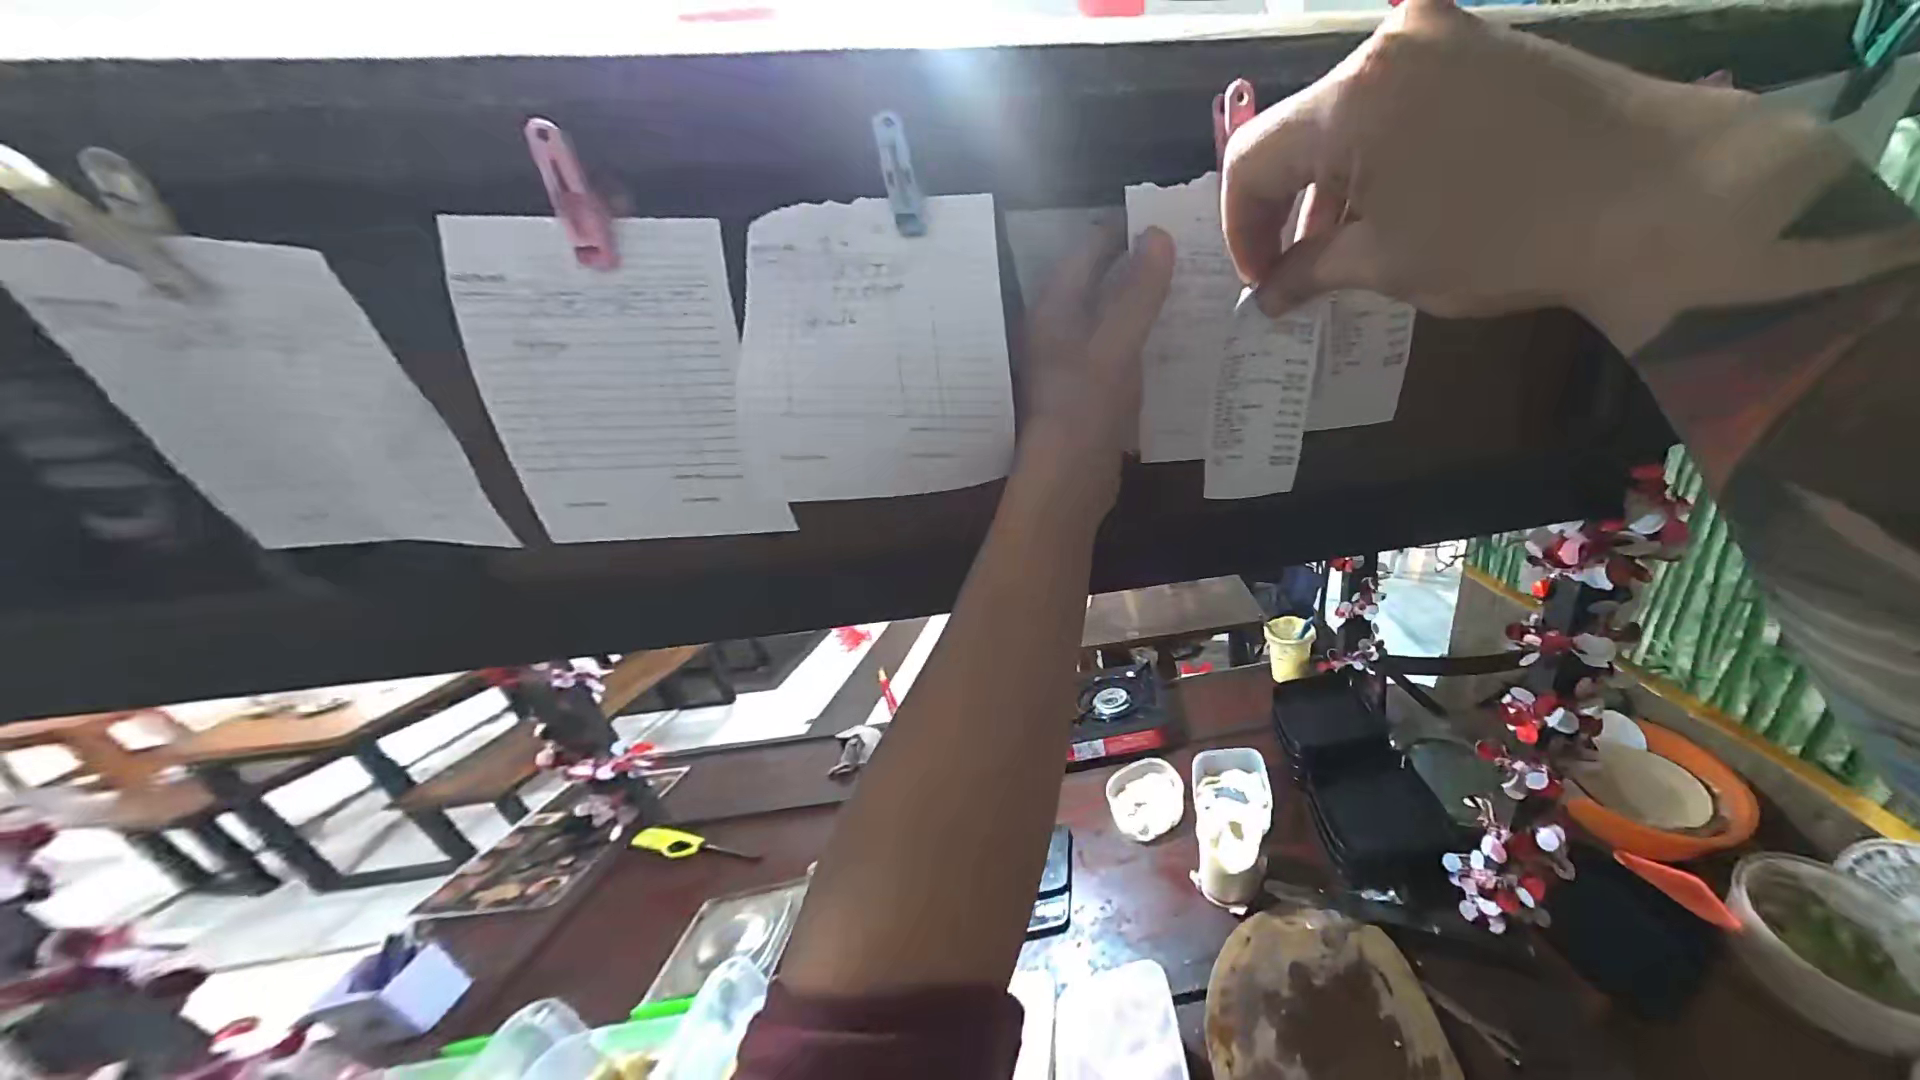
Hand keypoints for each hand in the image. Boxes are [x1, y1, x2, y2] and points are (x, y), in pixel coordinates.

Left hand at [1015, 226, 1174, 511]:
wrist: (1068, 479)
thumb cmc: (1085, 407)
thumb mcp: (1115, 345)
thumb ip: (1136, 292)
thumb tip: (1158, 234)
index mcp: (1053, 310)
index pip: (1087, 250)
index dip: (1123, 230)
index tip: (1169, 217)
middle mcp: (1057, 330)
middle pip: (1099, 282)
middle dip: (1140, 266)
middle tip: (1191, 251)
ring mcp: (1072, 362)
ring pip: (1111, 317)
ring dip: (1145, 303)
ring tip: (1193, 286)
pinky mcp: (1089, 389)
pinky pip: (1119, 350)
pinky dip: (1144, 338)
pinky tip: (1178, 337)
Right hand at [1220, 0, 1850, 348]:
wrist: (1666, 196)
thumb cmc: (1501, 237)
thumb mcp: (1381, 264)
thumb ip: (1304, 274)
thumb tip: (1264, 297)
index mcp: (1352, 98)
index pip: (1250, 161)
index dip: (1241, 228)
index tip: (1259, 279)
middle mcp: (1387, 48)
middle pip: (1291, 135)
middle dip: (1278, 210)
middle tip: (1287, 269)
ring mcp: (1440, 38)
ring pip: (1338, 123)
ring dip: (1322, 190)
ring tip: (1333, 250)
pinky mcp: (1479, 48)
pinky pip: (1389, 107)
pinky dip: (1367, 163)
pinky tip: (1379, 210)